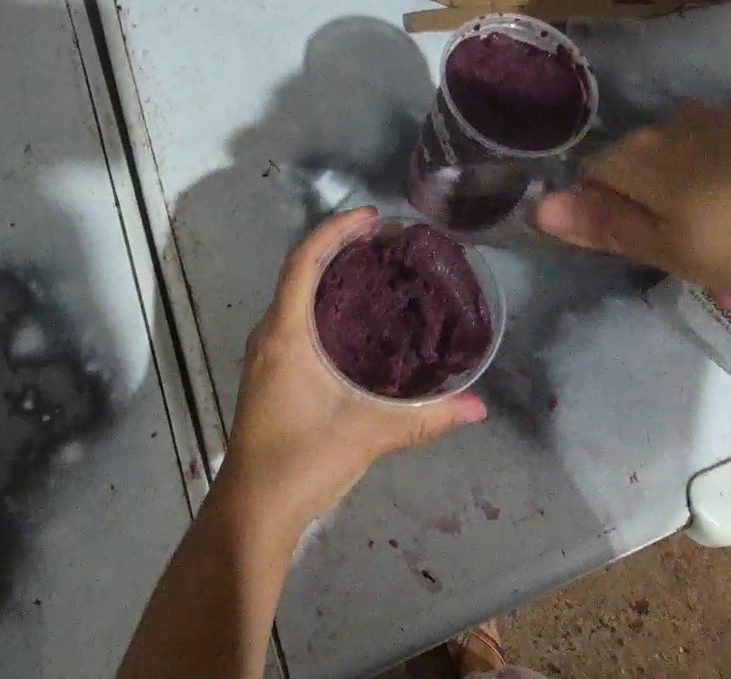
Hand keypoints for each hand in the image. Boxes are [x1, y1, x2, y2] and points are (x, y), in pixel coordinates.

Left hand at [218, 207, 488, 532]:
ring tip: (377, 268)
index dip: (335, 231)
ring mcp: (267, 354)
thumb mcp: (366, 435)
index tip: (372, 219)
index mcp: (285, 335)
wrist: (252, 511)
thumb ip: (424, 418)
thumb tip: (478, 407)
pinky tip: (358, 318)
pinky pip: (297, 317)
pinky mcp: (272, 372)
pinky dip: (325, 301)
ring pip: (297, 295)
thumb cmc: (300, 462)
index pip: (304, 262)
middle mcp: (270, 335)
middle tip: (385, 240)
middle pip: (301, 271)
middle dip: (339, 246)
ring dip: (330, 274)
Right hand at [532, 102, 730, 330]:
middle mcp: (690, 132)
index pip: (598, 185)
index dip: (617, 232)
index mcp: (649, 155)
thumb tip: (537, 206)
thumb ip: (606, 227)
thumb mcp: (675, 247)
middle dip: (697, 258)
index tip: (659, 272)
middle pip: (667, 200)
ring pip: (724, 206)